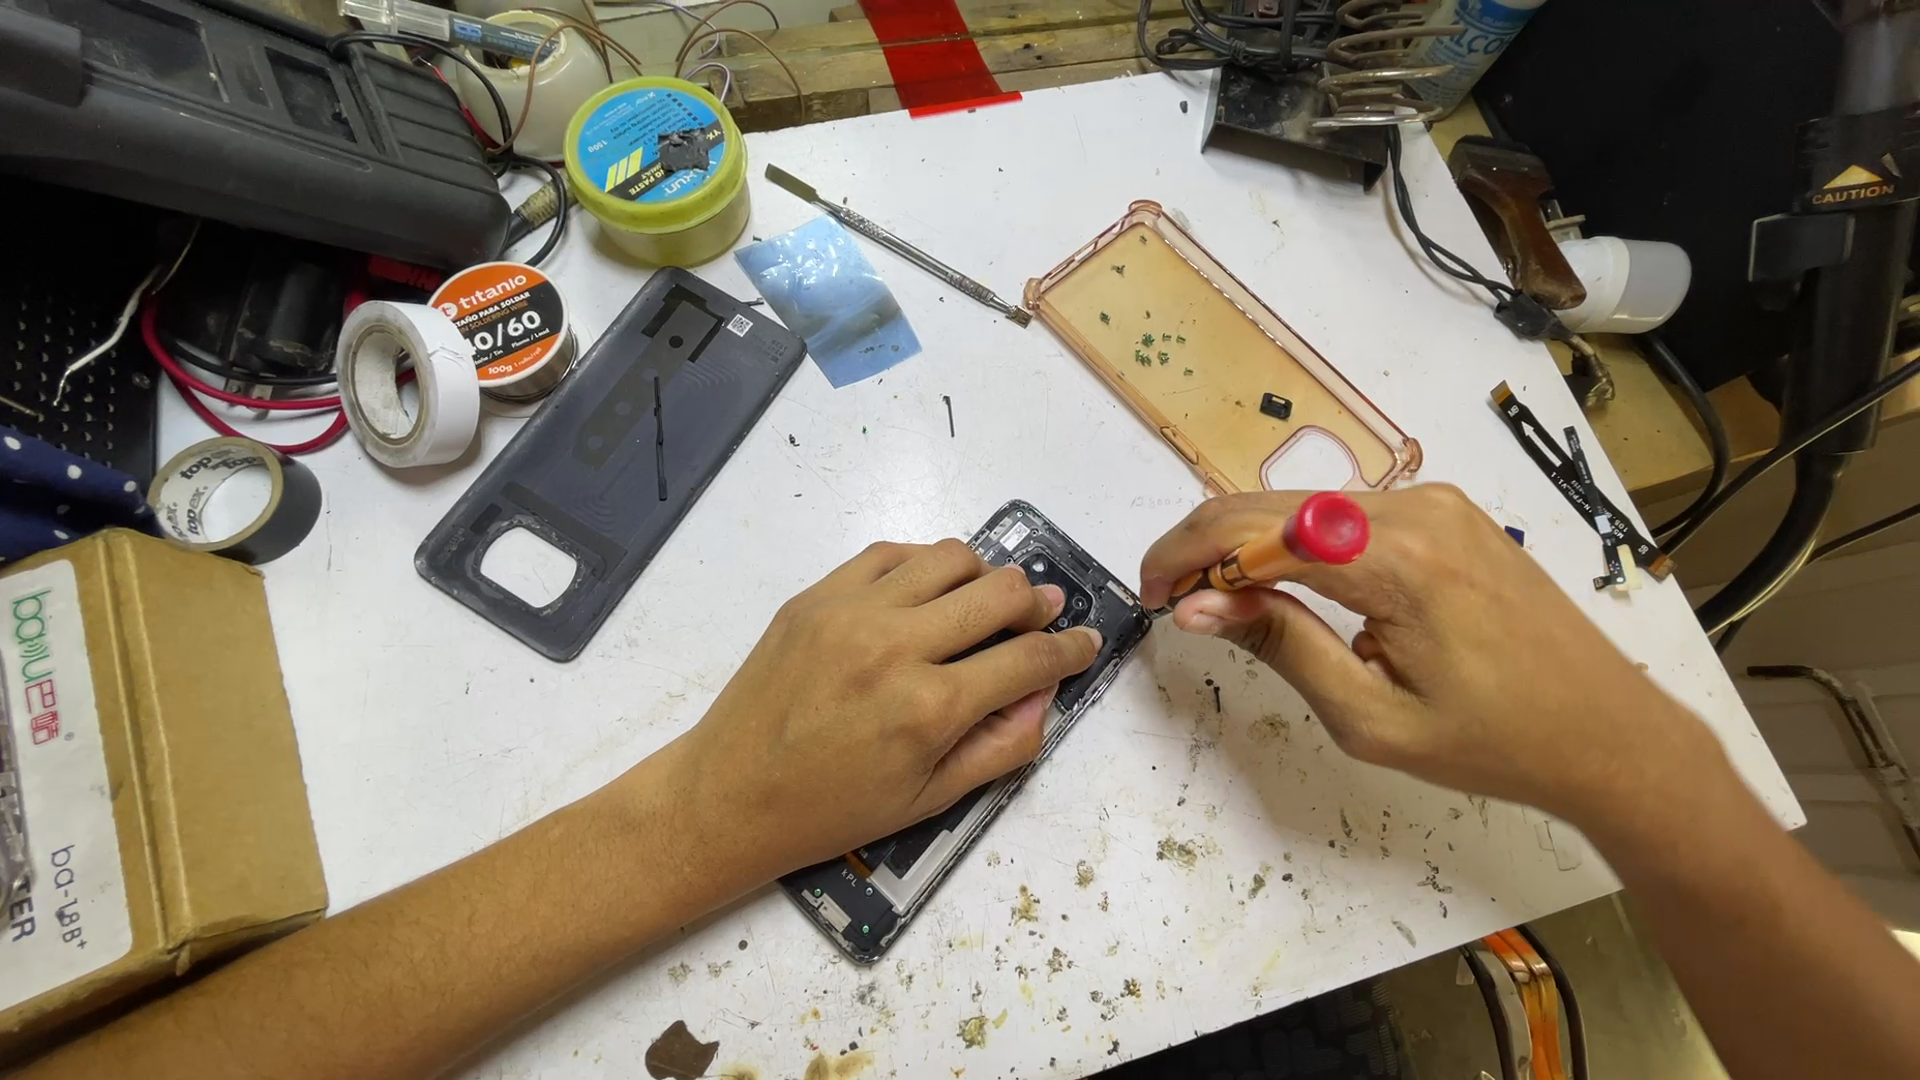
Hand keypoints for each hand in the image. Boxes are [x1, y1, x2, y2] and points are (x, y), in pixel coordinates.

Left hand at [666, 539, 1101, 882]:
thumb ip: (1002, 745)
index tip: (1085, 640)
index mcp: (930, 708)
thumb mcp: (929, 800)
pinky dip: (924, 565)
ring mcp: (852, 609)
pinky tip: (926, 592)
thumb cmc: (833, 810)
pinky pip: (891, 551)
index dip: (1070, 648)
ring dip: (983, 576)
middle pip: (1002, 591)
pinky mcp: (818, 593)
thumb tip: (1044, 692)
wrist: (728, 793)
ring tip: (979, 604)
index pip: (1028, 659)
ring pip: (951, 556)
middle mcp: (897, 644)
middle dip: (1036, 604)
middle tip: (1037, 619)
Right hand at [1140, 484, 1725, 828]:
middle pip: (1263, 504)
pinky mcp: (1439, 509)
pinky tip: (1274, 581)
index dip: (1183, 556)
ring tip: (1217, 599)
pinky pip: (1333, 513)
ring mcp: (1431, 501)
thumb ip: (1277, 643)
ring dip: (1238, 544)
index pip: (1250, 530)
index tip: (1149, 596)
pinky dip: (1284, 541)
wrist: (1613, 735)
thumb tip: (1191, 606)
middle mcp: (1412, 507)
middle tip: (1170, 600)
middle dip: (1200, 547)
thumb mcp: (1368, 716)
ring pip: (1293, 504)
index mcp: (1397, 561)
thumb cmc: (1490, 743)